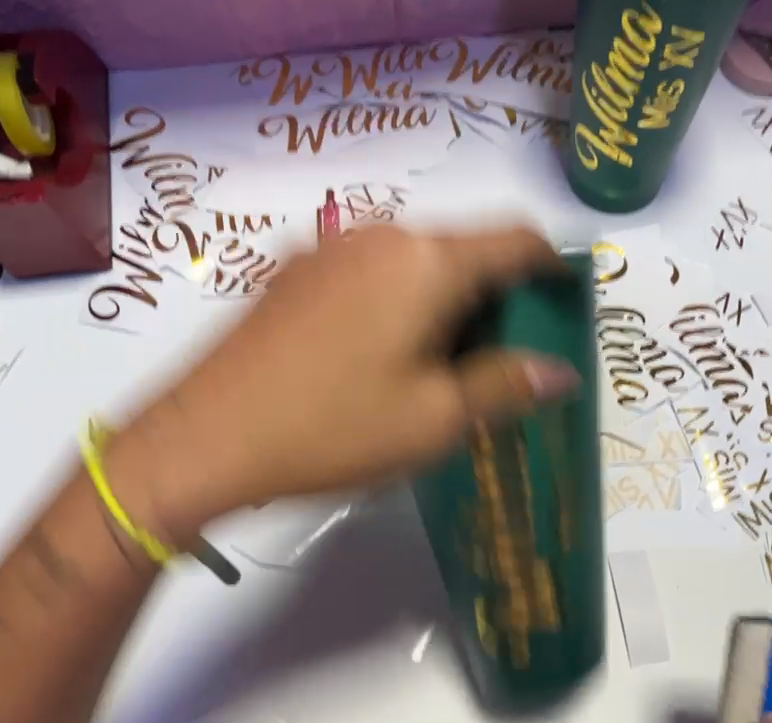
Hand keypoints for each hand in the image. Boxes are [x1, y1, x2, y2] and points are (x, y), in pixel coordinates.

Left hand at [117, 224, 578, 532]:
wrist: (204, 438)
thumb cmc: (332, 430)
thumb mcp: (433, 420)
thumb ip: (505, 386)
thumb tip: (561, 371)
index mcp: (425, 261)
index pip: (515, 240)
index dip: (552, 268)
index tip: (567, 308)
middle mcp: (379, 235)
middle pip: (464, 251)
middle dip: (498, 299)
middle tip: (505, 365)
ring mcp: (329, 249)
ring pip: (416, 265)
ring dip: (448, 305)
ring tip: (448, 372)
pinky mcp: (295, 272)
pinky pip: (373, 276)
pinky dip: (403, 306)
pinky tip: (389, 360)